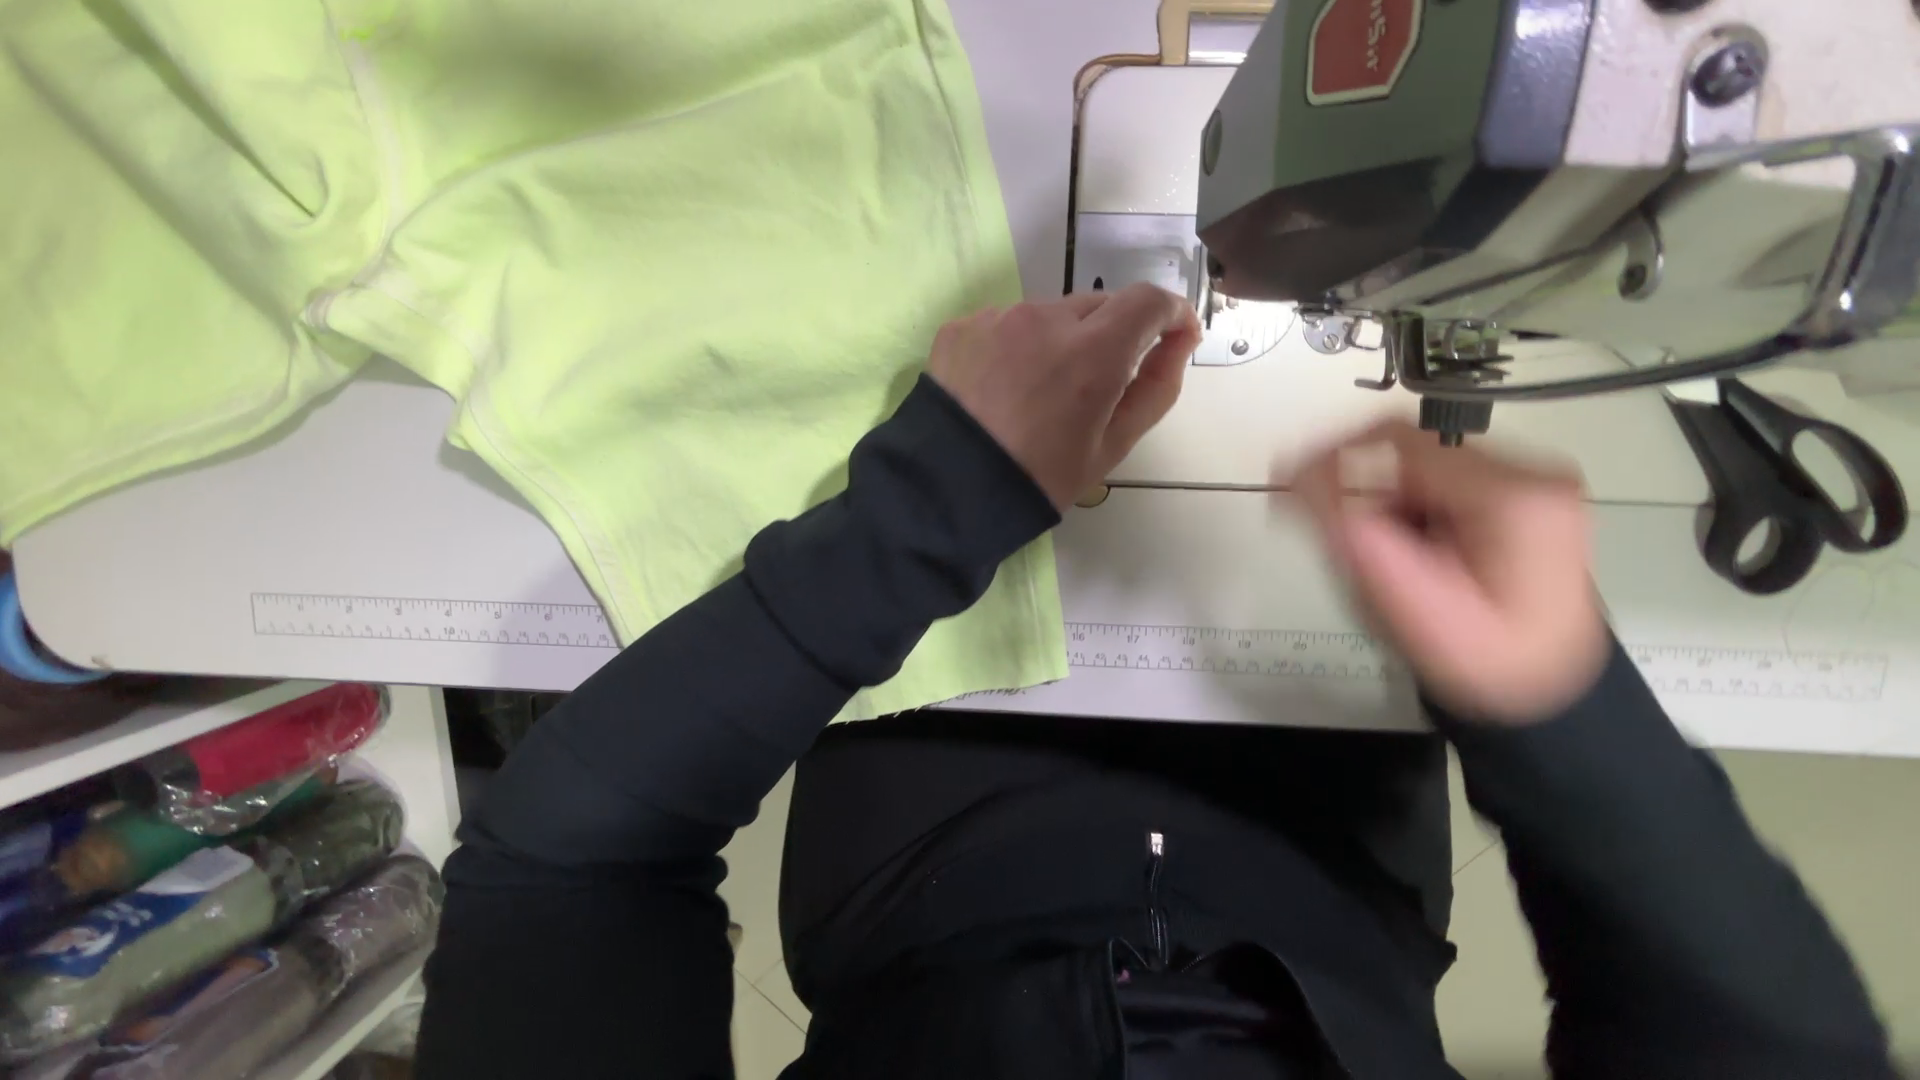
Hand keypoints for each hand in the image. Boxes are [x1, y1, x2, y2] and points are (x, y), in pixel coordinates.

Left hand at [926, 285, 1202, 509]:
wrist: (947, 491)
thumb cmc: (1041, 477)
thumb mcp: (1113, 445)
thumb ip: (1156, 387)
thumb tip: (1180, 341)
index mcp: (1093, 352)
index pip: (1147, 301)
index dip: (1170, 314)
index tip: (1175, 336)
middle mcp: (1046, 319)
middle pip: (1099, 305)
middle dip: (1113, 334)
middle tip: (1099, 383)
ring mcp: (998, 319)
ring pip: (1050, 314)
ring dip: (1061, 340)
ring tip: (1041, 392)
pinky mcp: (961, 327)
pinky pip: (1006, 324)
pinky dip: (1016, 346)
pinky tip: (1003, 388)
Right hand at [1291, 420, 1608, 724]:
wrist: (1541, 689)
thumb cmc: (1479, 660)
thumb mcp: (1407, 605)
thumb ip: (1356, 536)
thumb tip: (1298, 474)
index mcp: (1512, 495)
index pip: (1398, 442)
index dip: (1332, 457)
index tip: (1289, 485)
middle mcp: (1528, 471)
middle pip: (1406, 452)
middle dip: (1362, 492)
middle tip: (1343, 544)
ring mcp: (1524, 478)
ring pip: (1415, 465)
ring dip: (1382, 503)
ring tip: (1382, 558)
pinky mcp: (1513, 491)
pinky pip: (1434, 479)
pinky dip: (1403, 509)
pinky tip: (1407, 550)